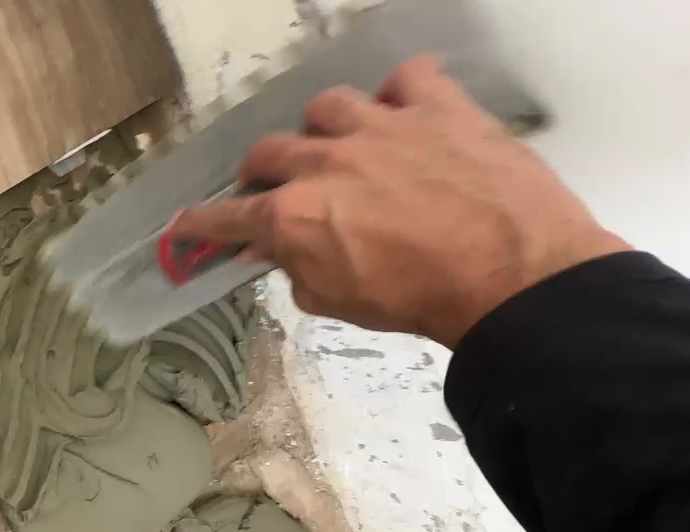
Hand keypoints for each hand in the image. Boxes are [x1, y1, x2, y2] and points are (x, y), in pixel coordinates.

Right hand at [170, 56, 629, 345]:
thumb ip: (289, 266)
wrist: (508, 273)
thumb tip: (266, 249)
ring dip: (320, 128)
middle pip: (265, 152)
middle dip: (258, 174)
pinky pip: (409, 76)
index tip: (180, 227)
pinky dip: (398, 92)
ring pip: (326, 105)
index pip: (224, 217)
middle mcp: (324, 164)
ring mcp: (383, 128)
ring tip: (335, 145)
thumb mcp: (327, 296)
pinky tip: (400, 115)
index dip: (197, 225)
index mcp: (290, 216)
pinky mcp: (440, 109)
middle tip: (271, 189)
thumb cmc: (408, 297)